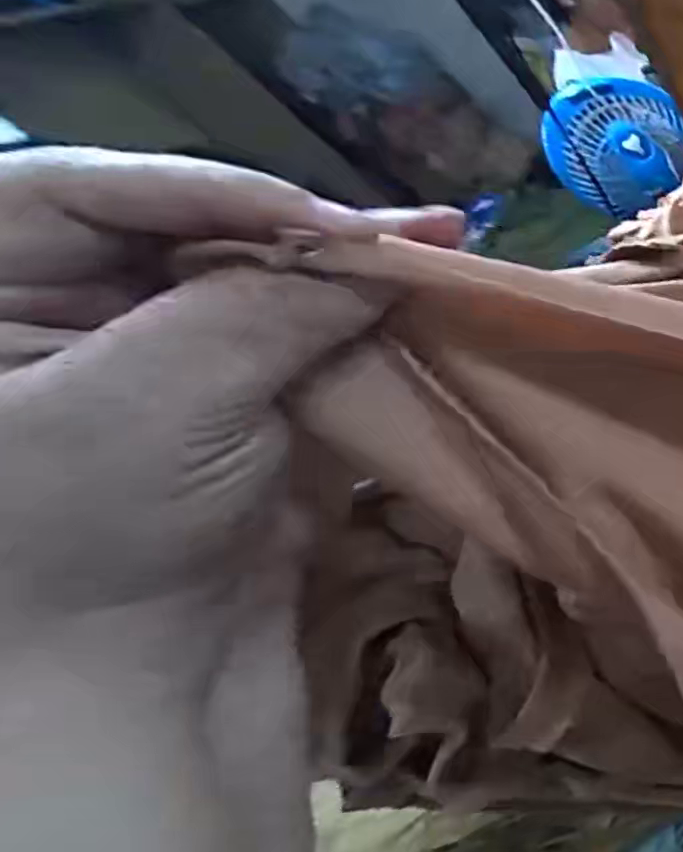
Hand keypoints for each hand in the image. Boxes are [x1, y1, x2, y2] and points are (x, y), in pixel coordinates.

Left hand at [0, 148, 461, 621]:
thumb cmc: (85, 537)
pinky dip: (377, 324)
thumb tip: (383, 258)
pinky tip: (426, 307)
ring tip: (442, 256)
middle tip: (424, 232)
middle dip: (315, 233)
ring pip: (277, 282)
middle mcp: (71, 303)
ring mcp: (177, 347)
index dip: (221, 196)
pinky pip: (321, 335)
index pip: (84, 193)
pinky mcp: (259, 387)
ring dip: (361, 274)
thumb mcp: (148, 409)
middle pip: (202, 231)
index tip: (349, 228)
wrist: (148, 659)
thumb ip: (260, 315)